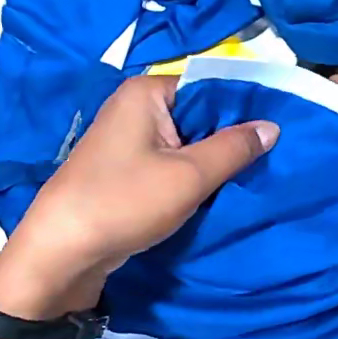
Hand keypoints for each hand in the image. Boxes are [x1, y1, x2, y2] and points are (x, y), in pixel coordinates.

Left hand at [0, 75, 278, 320]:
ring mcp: (126, 139)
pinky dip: (189, 177)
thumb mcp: (189, 176)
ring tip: (246, 180)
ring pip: (183, 143)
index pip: (208, 87)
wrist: (62, 251)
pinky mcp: (123, 169)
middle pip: (197, 115)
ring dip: (209, 163)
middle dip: (228, 140)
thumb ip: (234, 148)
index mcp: (146, 93)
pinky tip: (213, 194)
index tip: (275, 134)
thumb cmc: (125, 202)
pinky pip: (168, 163)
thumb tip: (272, 126)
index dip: (242, 109)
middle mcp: (133, 107)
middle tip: (266, 162)